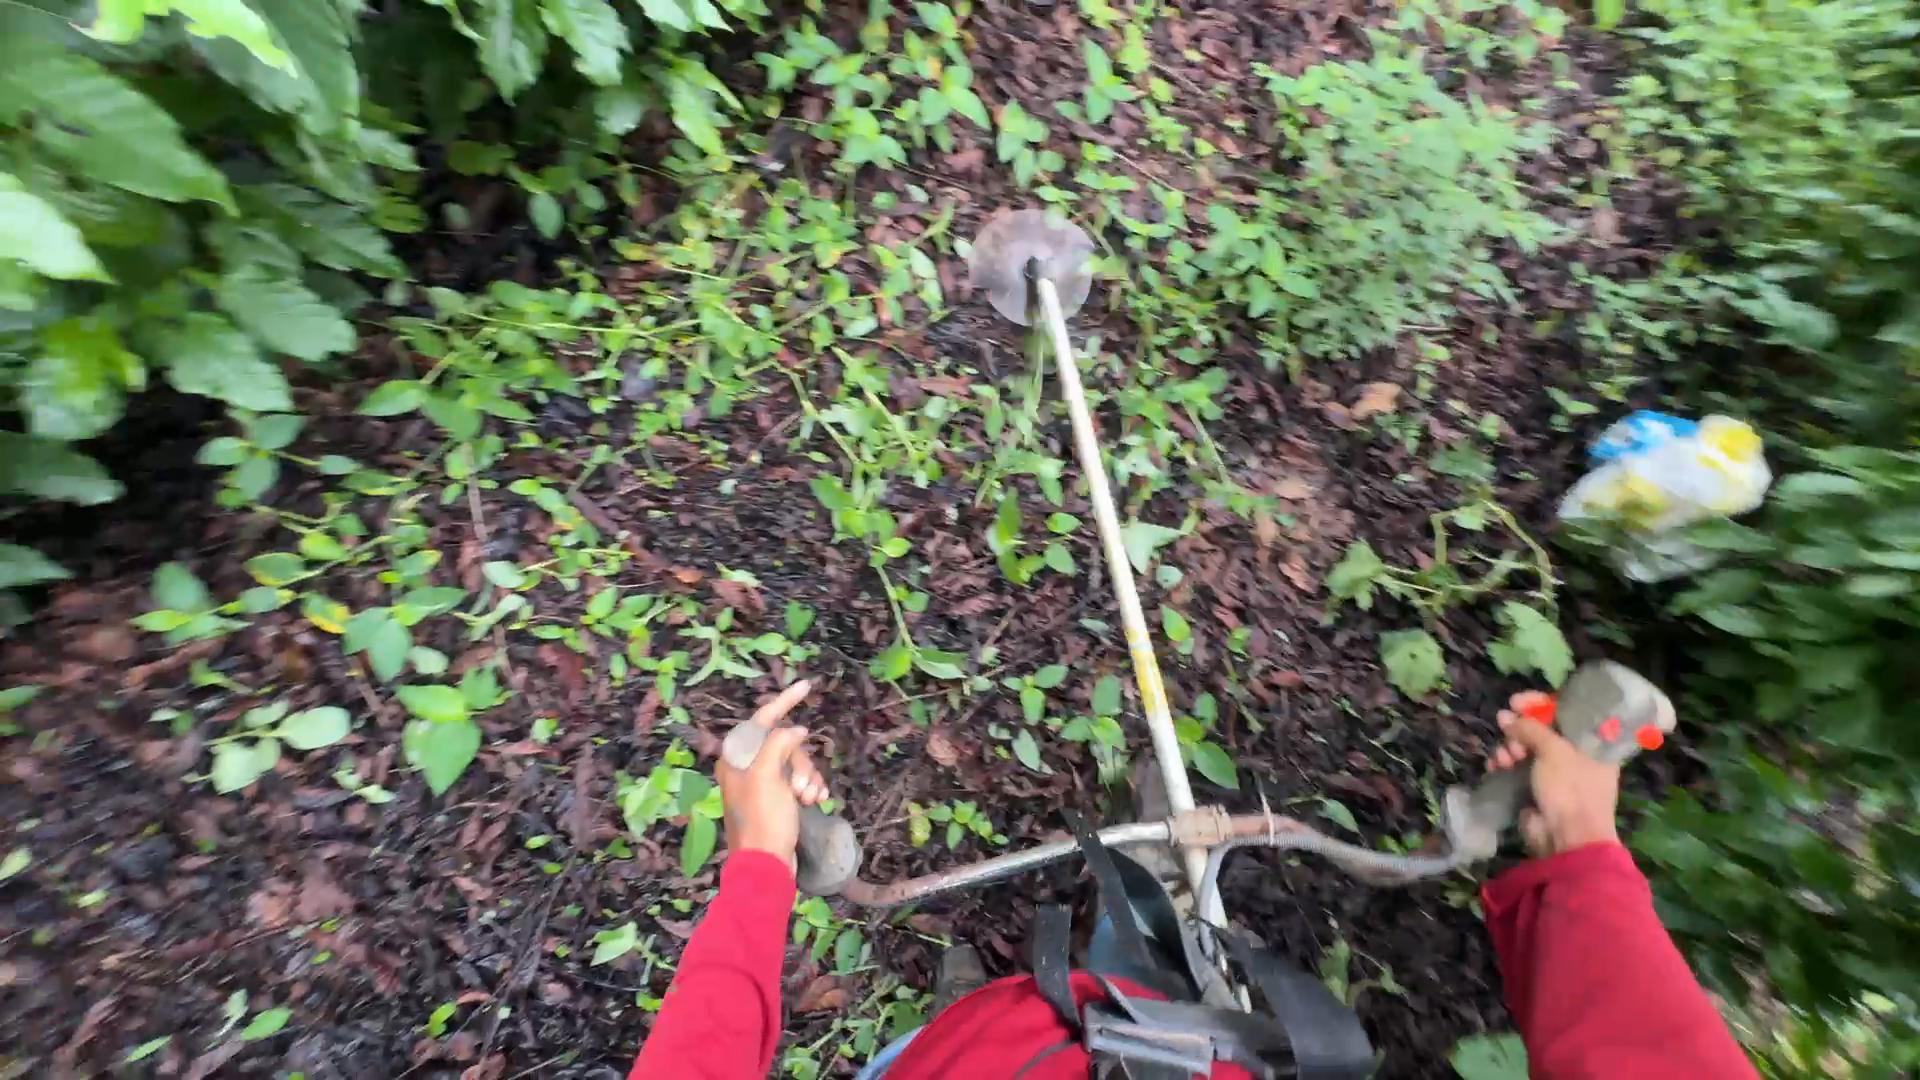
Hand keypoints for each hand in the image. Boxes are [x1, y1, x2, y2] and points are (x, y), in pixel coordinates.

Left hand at [718, 680, 828, 871]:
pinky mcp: (778, 799)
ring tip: (810, 798)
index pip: (762, 718)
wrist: (766, 867)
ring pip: (797, 762)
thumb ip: (780, 743)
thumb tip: (797, 731)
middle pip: (786, 743)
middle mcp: (747, 767)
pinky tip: (818, 801)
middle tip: (802, 787)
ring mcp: (763, 783)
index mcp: (736, 758)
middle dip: (801, 762)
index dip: (784, 700)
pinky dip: (812, 787)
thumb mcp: (767, 775)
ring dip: (809, 777)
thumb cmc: (763, 819)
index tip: (806, 685)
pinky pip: (801, 779)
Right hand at [1486, 691, 1620, 856]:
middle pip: (1541, 728)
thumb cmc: (1571, 789)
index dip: (1540, 704)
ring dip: (1509, 747)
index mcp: (1593, 745)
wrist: (1566, 837)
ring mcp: (1555, 772)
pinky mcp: (1536, 785)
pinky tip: (1497, 767)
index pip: (1567, 712)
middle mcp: (1575, 755)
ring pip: (1524, 746)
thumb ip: (1530, 728)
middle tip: (1505, 728)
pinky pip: (1516, 764)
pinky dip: (1504, 763)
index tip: (1516, 702)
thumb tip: (1506, 716)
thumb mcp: (1554, 751)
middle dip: (1519, 728)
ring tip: (1505, 758)